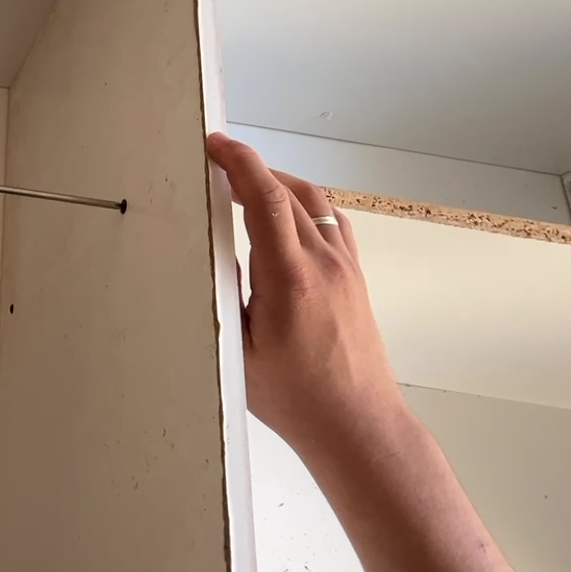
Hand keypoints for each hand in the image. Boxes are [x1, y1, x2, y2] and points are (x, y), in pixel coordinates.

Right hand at [205, 132, 405, 459]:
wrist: (358, 427)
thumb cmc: (296, 398)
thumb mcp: (236, 348)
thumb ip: (223, 294)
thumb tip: (212, 253)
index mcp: (289, 279)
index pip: (265, 200)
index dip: (239, 162)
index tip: (217, 145)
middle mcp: (324, 265)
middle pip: (287, 192)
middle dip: (249, 167)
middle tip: (216, 161)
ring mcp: (345, 269)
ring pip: (313, 202)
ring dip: (277, 182)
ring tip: (245, 182)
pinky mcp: (354, 279)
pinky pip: (331, 222)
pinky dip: (302, 204)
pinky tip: (285, 214)